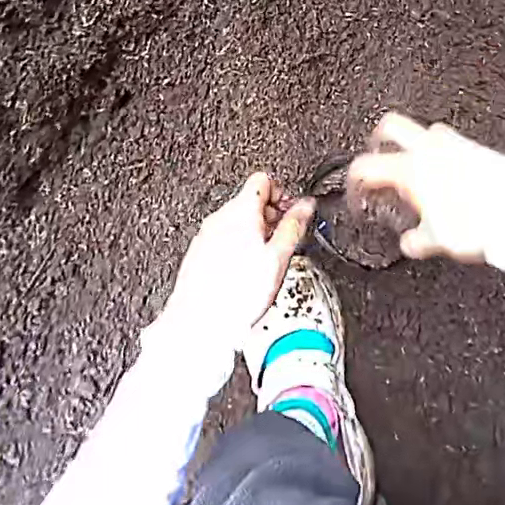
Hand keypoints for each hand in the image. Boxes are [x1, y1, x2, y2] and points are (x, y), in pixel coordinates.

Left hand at [157, 172, 310, 346]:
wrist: (198, 324)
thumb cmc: (236, 294)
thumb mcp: (278, 257)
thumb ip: (294, 225)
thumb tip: (306, 206)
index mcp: (241, 211)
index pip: (263, 180)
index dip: (283, 195)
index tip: (291, 215)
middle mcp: (220, 218)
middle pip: (251, 200)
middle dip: (271, 216)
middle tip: (283, 240)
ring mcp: (207, 235)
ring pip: (238, 221)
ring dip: (256, 233)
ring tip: (265, 261)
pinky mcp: (199, 253)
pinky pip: (224, 238)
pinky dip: (239, 247)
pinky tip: (245, 272)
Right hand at [348, 112, 504, 264]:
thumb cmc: (476, 222)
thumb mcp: (437, 239)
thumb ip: (418, 240)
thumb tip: (410, 243)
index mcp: (409, 169)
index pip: (366, 165)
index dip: (355, 178)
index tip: (357, 189)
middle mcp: (428, 149)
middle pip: (391, 125)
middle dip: (379, 137)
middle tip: (377, 154)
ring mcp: (452, 143)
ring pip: (423, 129)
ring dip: (414, 142)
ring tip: (414, 163)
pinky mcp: (473, 146)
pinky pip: (448, 140)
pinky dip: (440, 150)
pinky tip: (446, 168)